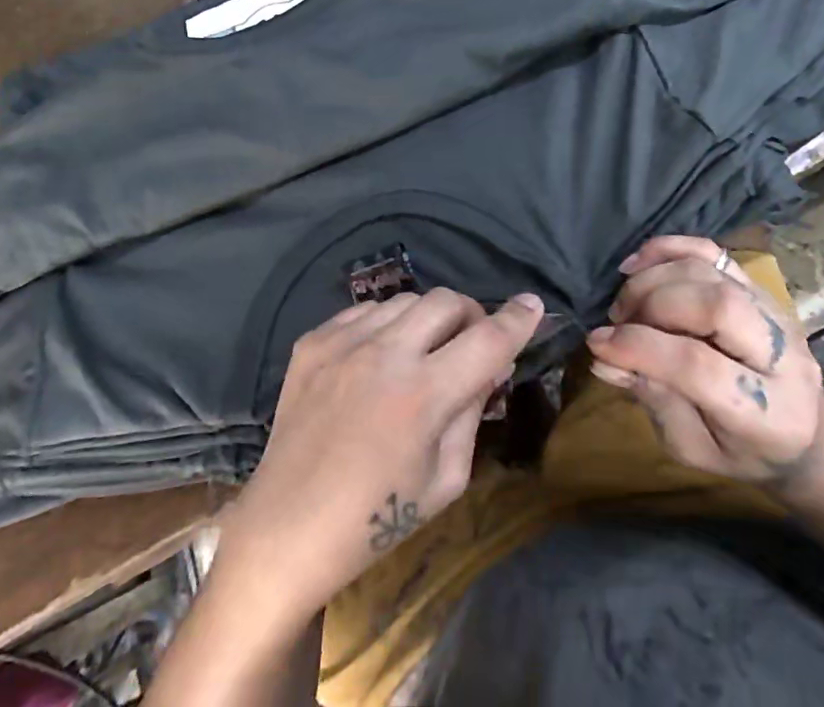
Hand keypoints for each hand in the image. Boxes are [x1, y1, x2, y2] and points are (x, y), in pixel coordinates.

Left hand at [217, 289, 544, 621]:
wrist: (290, 523)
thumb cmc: (377, 518)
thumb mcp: (446, 478)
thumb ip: (471, 412)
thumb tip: (488, 367)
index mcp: (423, 395)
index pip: (488, 339)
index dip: (518, 319)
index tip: (532, 305)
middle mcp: (383, 354)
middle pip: (445, 301)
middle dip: (471, 315)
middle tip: (471, 342)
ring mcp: (341, 343)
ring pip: (403, 300)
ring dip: (426, 319)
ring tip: (421, 352)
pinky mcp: (311, 342)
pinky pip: (362, 312)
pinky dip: (384, 325)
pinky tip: (379, 356)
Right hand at [587, 235, 823, 485]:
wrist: (804, 436)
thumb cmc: (741, 451)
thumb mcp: (694, 448)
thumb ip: (654, 403)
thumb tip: (605, 362)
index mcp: (769, 412)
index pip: (698, 366)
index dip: (639, 348)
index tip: (597, 345)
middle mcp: (783, 354)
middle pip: (715, 305)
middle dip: (650, 305)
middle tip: (617, 322)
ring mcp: (775, 313)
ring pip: (708, 272)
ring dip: (651, 280)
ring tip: (625, 307)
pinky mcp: (759, 288)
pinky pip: (713, 253)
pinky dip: (668, 248)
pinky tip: (635, 265)